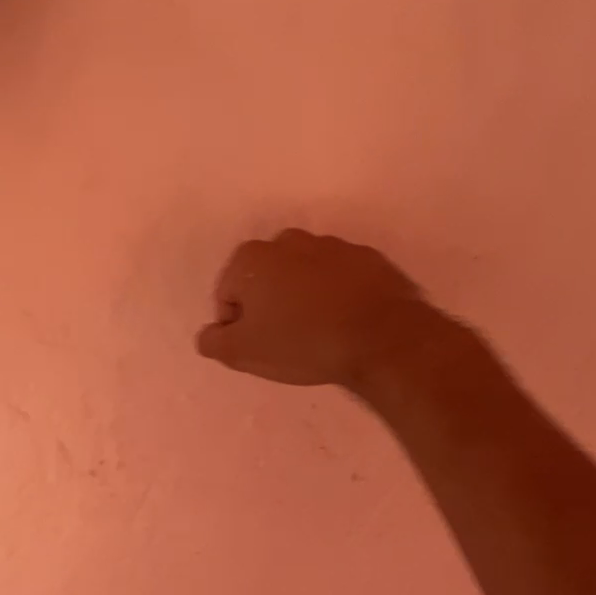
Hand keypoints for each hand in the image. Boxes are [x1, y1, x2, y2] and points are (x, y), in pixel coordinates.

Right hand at [195, 229, 446, 388]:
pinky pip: (340, 280)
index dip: (237, 324)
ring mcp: (335, 247)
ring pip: (303, 277)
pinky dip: (336, 298)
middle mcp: (290, 242)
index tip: (257, 344)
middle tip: (282, 338)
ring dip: (302, 299)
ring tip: (316, 333)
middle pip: (265, 279)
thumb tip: (210, 334)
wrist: (385, 340)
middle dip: (269, 304)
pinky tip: (344, 325)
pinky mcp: (371, 260)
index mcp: (252, 258)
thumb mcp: (241, 353)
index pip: (227, 294)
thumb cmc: (301, 342)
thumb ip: (212, 341)